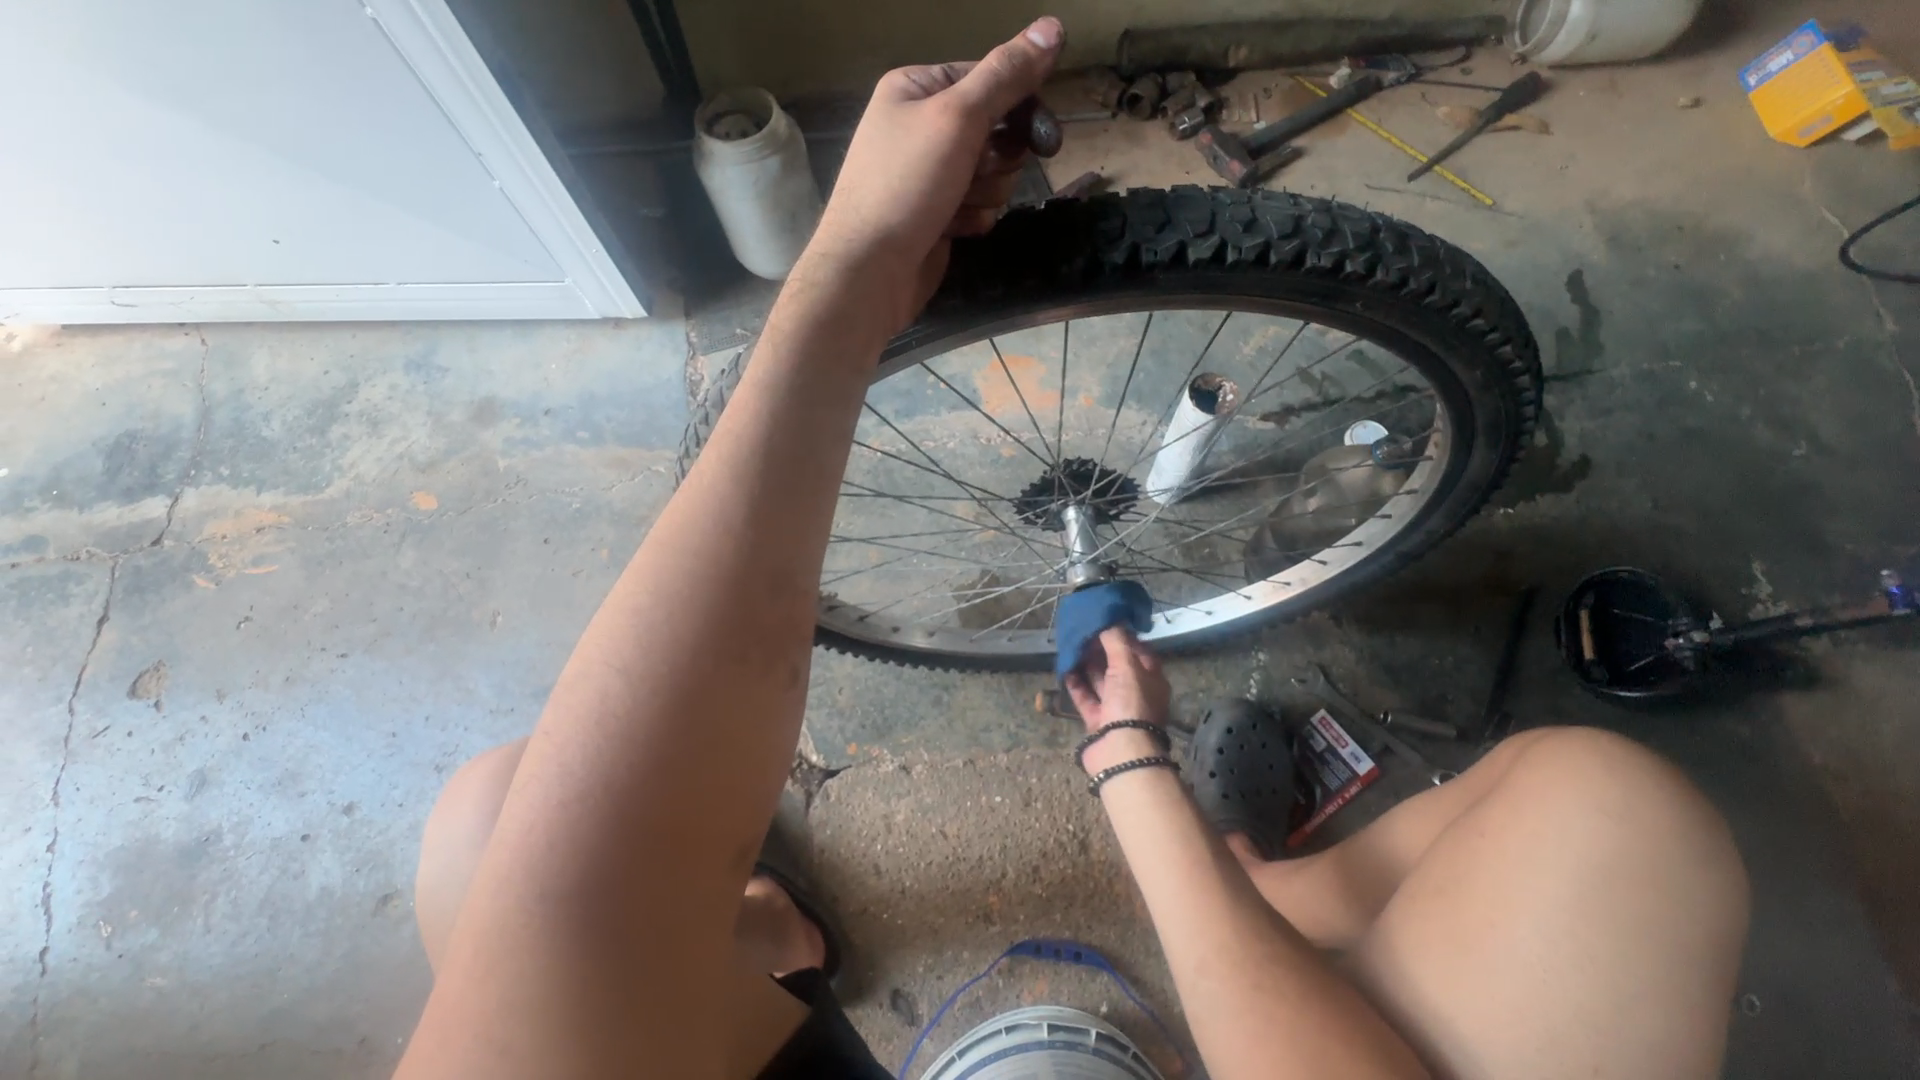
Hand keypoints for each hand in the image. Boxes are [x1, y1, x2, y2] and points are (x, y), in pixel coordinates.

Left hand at [796, 17, 1064, 334]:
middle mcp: (922, 126)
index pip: (990, 79)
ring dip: (985, 193)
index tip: (1042, 138)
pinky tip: (952, 230)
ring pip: (993, 173)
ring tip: (955, 206)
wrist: (871, 271)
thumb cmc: (907, 186)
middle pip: (997, 130)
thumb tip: (1054, 26)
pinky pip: (979, 207)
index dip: (1020, 107)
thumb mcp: (958, 118)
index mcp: (917, 88)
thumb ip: (1007, 76)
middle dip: (996, 159)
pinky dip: (973, 219)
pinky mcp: (938, 215)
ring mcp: (930, 174)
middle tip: (974, 173)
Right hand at [1064, 627, 1171, 734]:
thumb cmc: (1131, 702)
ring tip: (1071, 646)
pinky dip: (1075, 684)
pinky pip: (1085, 697)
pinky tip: (1064, 669)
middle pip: (1118, 666)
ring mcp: (1116, 708)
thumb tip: (1109, 621)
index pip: (1140, 652)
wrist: (1120, 749)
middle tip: (1083, 633)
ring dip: (1086, 665)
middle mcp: (1136, 692)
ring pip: (1100, 681)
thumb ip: (1116, 641)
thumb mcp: (1127, 665)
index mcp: (1152, 679)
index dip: (1124, 637)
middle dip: (1101, 650)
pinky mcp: (1097, 720)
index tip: (1106, 623)